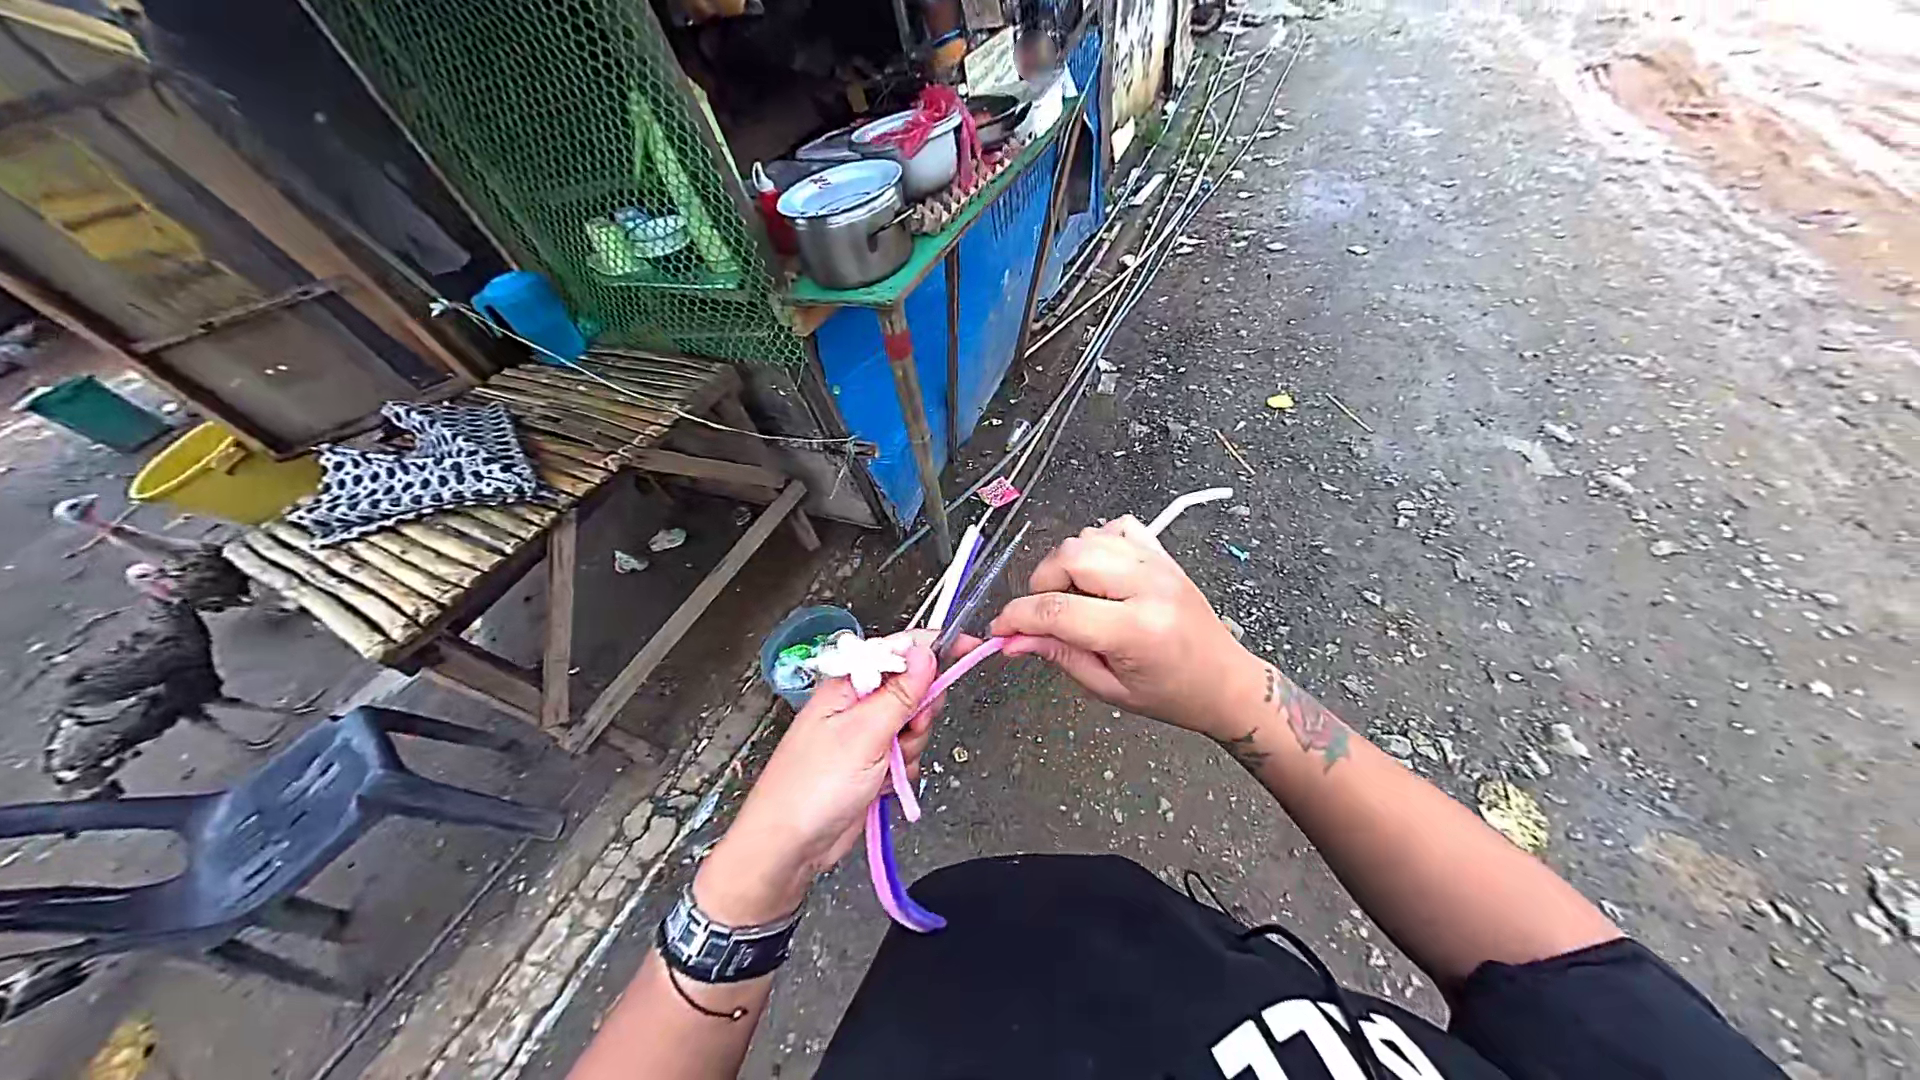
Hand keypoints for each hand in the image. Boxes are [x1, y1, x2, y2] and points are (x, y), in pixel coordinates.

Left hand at [694, 629, 972, 924]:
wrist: (789, 848)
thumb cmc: (809, 789)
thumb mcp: (864, 734)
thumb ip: (900, 693)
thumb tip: (925, 653)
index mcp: (850, 683)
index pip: (900, 651)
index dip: (935, 648)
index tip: (967, 646)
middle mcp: (857, 703)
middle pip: (914, 688)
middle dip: (919, 713)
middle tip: (906, 732)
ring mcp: (865, 733)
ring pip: (914, 724)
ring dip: (910, 747)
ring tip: (886, 764)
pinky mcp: (872, 760)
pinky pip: (907, 753)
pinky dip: (903, 769)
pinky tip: (883, 782)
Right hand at [989, 516, 1257, 737]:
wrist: (1227, 682)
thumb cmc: (1173, 694)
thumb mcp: (1109, 687)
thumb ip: (1058, 655)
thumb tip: (1014, 639)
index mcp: (1136, 629)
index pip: (1057, 610)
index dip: (1017, 617)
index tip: (1000, 629)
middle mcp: (1148, 587)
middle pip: (1069, 558)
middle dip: (1040, 584)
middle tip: (1040, 613)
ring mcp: (1158, 565)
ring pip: (1087, 537)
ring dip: (1065, 565)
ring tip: (1071, 596)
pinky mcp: (1162, 555)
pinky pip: (1116, 528)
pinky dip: (1095, 544)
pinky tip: (1097, 573)